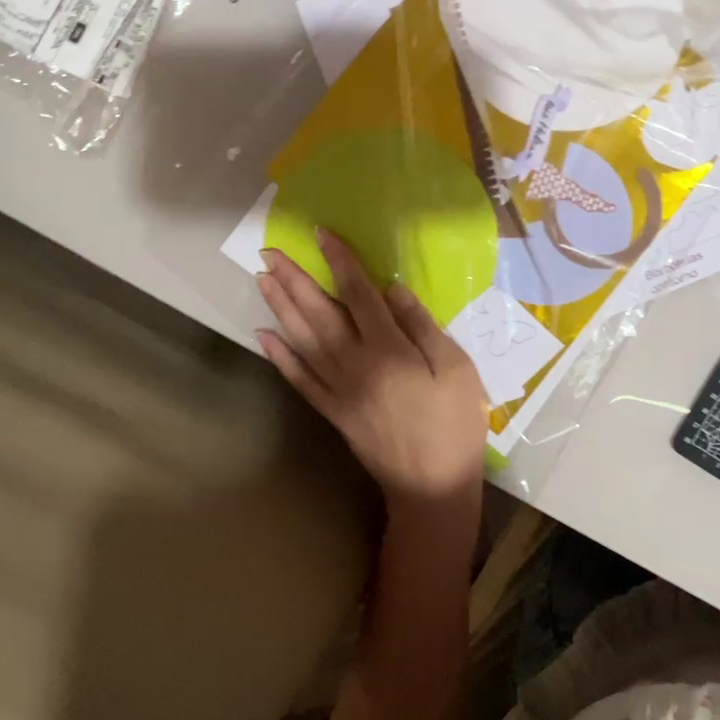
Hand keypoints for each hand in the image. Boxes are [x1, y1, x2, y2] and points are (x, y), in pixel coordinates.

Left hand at [256, 231, 488, 509]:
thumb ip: (422, 326)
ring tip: (262, 280)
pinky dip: (279, 356)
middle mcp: (355, 363)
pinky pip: (298, 379)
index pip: (358, 293)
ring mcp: (338, 389)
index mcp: (389, 348)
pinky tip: (263, 336)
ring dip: (280, 308)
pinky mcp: (332, 411)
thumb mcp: (456, 368)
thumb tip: (392, 290)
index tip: (320, 234)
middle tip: (269, 253)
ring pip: (301, 340)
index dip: (339, 261)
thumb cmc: (454, 422)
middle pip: (318, 313)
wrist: (432, 484)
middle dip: (294, 280)